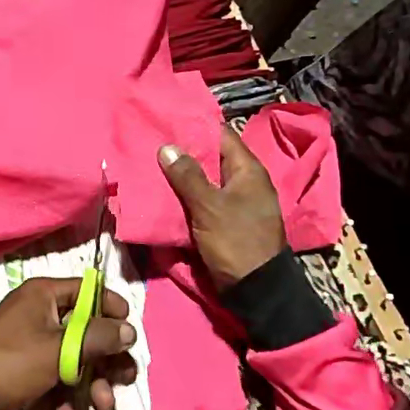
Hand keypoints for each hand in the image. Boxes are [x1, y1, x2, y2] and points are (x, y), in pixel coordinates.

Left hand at [0, 278, 136, 409]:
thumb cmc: (12, 363)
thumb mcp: (59, 349)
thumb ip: (98, 338)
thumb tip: (130, 329)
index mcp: (43, 294)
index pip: (87, 290)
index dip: (111, 307)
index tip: (130, 332)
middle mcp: (37, 313)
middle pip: (85, 330)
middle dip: (105, 359)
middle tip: (124, 379)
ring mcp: (30, 343)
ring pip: (73, 360)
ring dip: (90, 386)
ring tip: (102, 407)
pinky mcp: (24, 371)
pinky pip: (54, 379)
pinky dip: (63, 401)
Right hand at [158, 124, 286, 289]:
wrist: (255, 288)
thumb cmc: (235, 240)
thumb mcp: (208, 206)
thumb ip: (187, 176)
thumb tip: (167, 147)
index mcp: (248, 171)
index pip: (221, 136)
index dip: (195, 127)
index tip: (168, 121)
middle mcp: (245, 181)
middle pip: (212, 157)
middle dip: (185, 151)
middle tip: (154, 141)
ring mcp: (237, 201)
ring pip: (206, 179)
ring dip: (184, 174)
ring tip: (154, 163)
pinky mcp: (227, 219)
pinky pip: (205, 199)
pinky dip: (188, 194)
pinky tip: (165, 192)